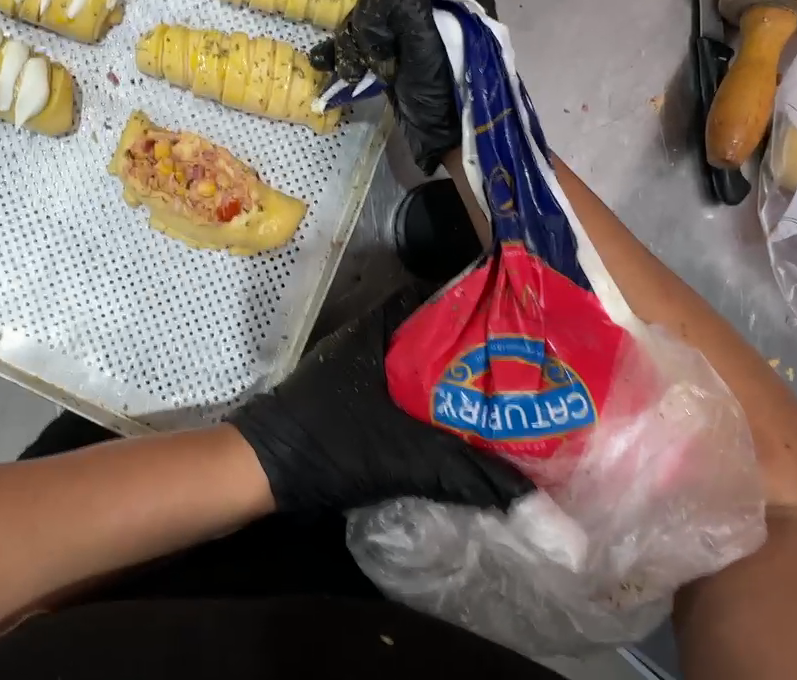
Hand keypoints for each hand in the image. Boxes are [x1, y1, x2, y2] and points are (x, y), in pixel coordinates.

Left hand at [227, 288, 534, 513]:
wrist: (262, 471)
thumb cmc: (328, 443)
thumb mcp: (404, 455)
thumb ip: (468, 473)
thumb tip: (534, 495)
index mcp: (372, 334)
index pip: (427, 301)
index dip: (469, 306)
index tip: (511, 324)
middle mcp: (363, 345)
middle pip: (425, 338)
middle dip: (468, 353)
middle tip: (518, 371)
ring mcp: (352, 375)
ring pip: (412, 369)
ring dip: (448, 386)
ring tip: (498, 404)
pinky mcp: (348, 405)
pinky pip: (399, 397)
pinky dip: (428, 410)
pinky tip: (457, 433)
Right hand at [310, 0, 495, 173]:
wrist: (449, 143)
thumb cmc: (447, 95)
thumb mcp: (425, 47)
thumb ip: (405, 3)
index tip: (377, 28)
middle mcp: (438, 3)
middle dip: (368, 28)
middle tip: (372, 58)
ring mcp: (416, 28)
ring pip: (371, 18)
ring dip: (354, 44)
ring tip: (349, 69)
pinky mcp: (400, 48)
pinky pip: (368, 38)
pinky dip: (349, 51)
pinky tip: (326, 62)